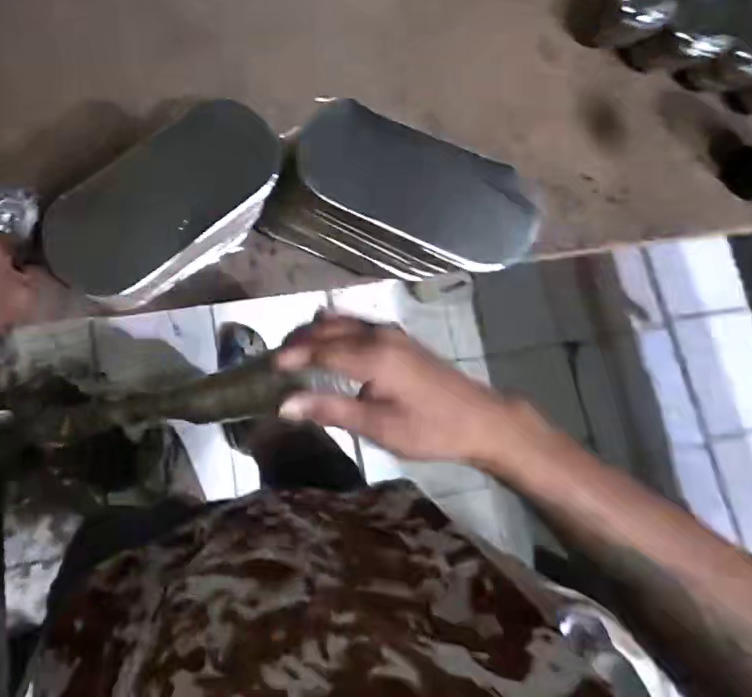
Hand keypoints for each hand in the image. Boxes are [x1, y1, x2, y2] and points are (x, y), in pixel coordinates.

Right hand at [275, 315, 555, 468]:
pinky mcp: (398, 336)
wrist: (482, 420)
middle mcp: (377, 335)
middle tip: (276, 358)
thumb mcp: (379, 427)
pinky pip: (355, 323)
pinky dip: (333, 329)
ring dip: (315, 333)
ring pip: (340, 322)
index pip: (320, 350)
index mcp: (371, 355)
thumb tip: (286, 404)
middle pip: (327, 330)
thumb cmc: (430, 429)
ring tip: (294, 350)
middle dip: (298, 341)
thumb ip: (331, 410)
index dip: (292, 357)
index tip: (269, 367)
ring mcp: (389, 331)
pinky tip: (327, 340)